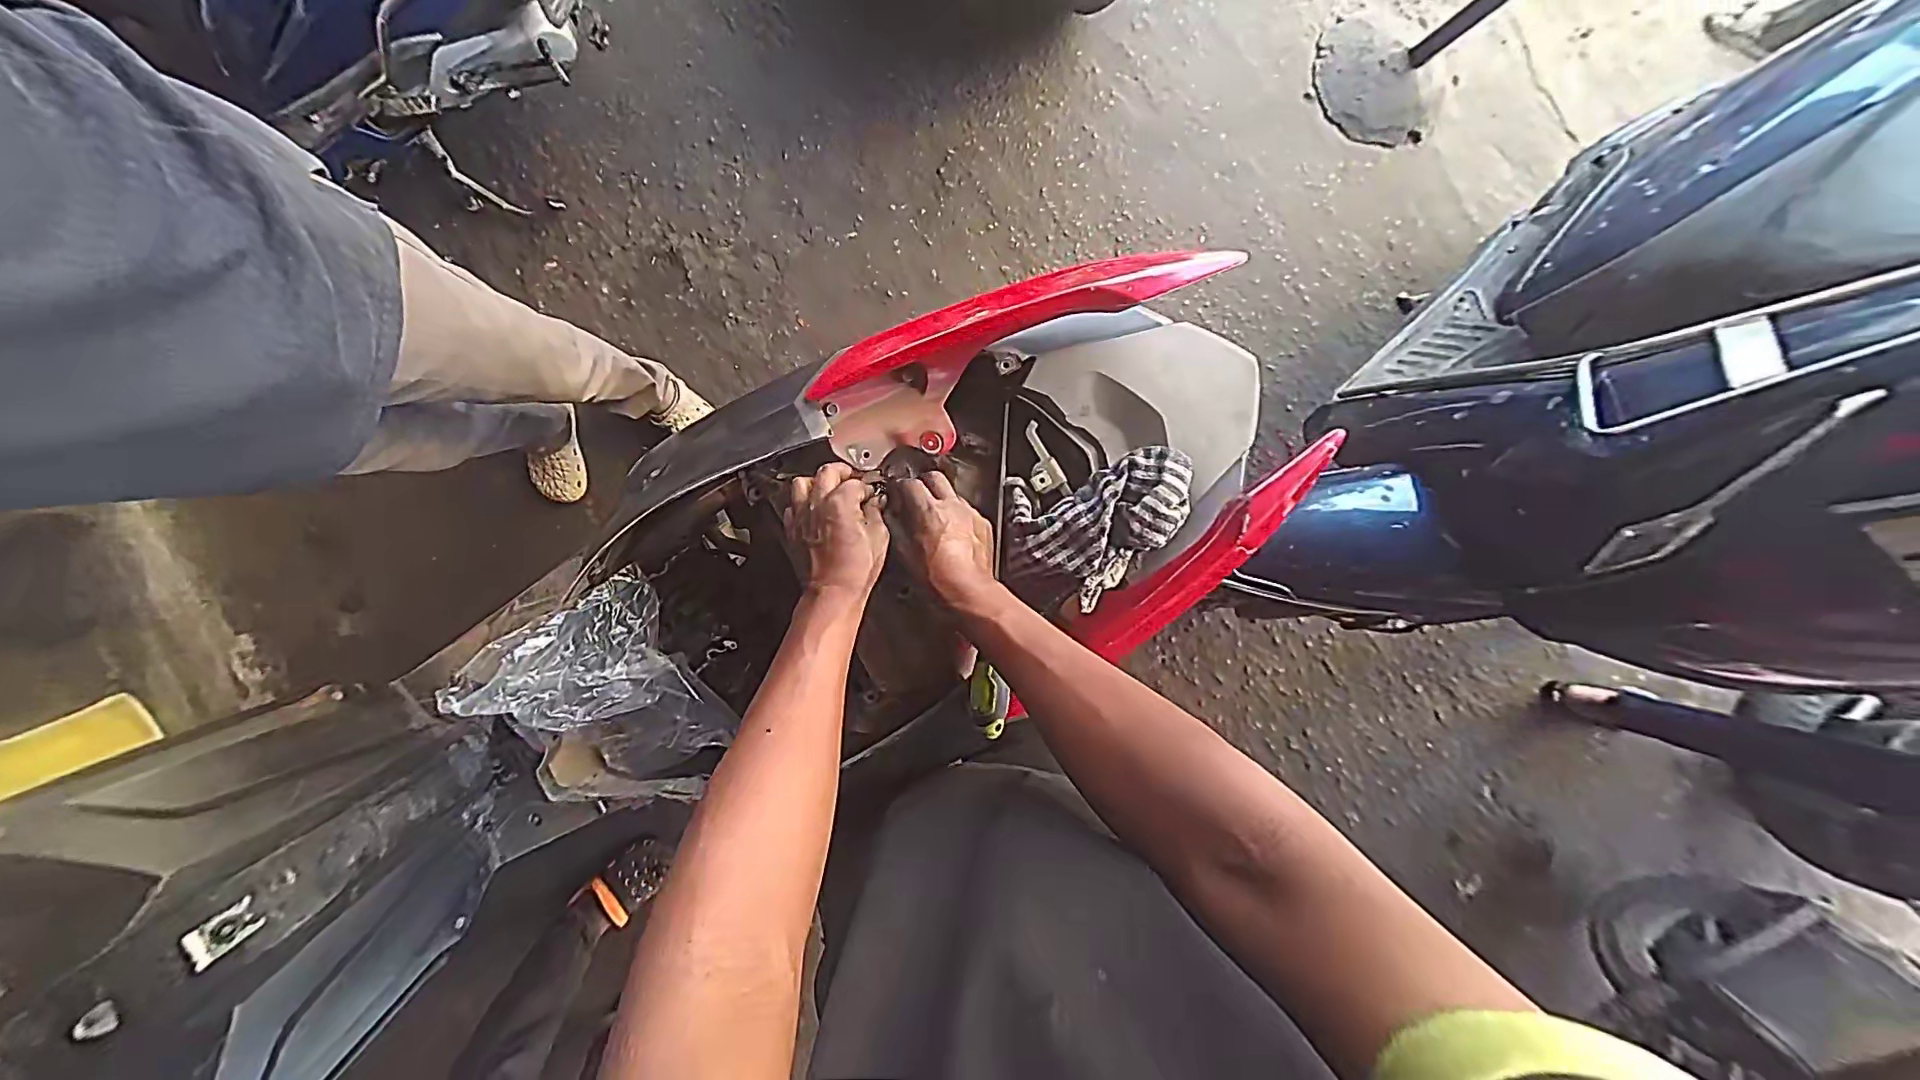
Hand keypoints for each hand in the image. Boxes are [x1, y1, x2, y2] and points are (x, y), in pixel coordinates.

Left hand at [785, 462, 889, 598]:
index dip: (866, 486)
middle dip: (842, 473)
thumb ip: (876, 513)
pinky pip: (793, 506)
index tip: (871, 493)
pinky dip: (804, 504)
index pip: (854, 481)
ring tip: (829, 490)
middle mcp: (816, 504)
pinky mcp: (793, 530)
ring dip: (817, 483)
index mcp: (840, 502)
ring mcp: (802, 516)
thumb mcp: (880, 537)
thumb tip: (875, 504)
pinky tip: (814, 510)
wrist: (833, 593)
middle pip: (826, 472)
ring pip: (802, 483)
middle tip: (852, 480)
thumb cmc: (854, 570)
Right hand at [890, 471, 997, 607]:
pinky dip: (958, 516)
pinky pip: (967, 511)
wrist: (969, 591)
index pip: (910, 483)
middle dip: (922, 483)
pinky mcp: (982, 524)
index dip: (900, 486)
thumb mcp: (905, 553)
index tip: (897, 491)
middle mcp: (952, 506)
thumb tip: (892, 514)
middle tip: (915, 495)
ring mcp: (970, 514)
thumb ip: (897, 526)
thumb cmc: (939, 578)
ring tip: (934, 518)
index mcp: (929, 511)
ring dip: (942, 500)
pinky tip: (953, 532)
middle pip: (934, 478)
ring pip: (953, 494)